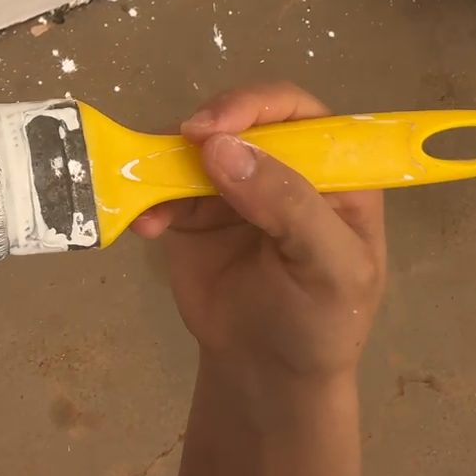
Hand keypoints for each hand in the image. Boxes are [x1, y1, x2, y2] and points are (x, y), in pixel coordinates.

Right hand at [131, 82, 385, 475]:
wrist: (261, 369)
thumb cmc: (317, 322)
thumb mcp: (329, 270)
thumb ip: (289, 206)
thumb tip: (222, 148)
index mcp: (330, 174)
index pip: (296, 111)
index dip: (256, 105)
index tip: (215, 127)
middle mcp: (278, 166)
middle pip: (236, 117)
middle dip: (205, 127)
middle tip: (180, 144)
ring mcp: (229, 183)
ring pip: (188, 145)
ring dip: (163, 164)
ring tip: (154, 204)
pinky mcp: (188, 205)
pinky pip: (157, 182)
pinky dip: (144, 197)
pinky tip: (146, 226)